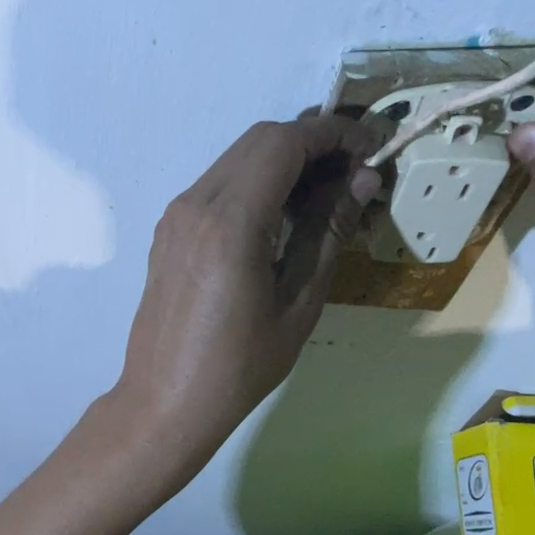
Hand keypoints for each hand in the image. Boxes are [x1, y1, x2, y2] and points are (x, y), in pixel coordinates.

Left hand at [111, 116, 382, 469]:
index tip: (370, 149)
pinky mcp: (166, 234)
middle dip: (311, 143)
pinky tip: (281, 217)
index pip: (283, 142)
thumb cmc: (238, 365)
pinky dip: (253, 184)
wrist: (163, 400)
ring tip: (324, 197)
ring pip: (235, 160)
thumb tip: (361, 178)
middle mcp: (194, 207)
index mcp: (228, 223)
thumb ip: (327, 232)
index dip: (333, 134)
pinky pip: (216, 187)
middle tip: (353, 174)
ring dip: (282, 162)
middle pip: (258, 140)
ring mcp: (173, 218)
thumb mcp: (299, 302)